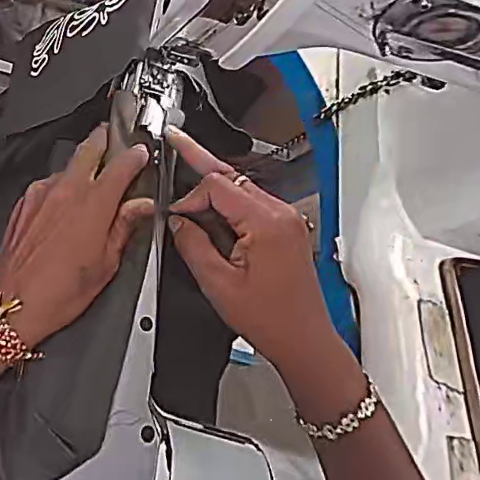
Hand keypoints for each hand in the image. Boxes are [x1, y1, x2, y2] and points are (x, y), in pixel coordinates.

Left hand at [0, 125, 154, 347]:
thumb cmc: (58, 292)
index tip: (143, 155)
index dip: (136, 156)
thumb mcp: (106, 264)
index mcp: (94, 203)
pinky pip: (49, 183)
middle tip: (117, 141)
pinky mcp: (25, 201)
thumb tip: (141, 207)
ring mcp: (42, 192)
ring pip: (68, 165)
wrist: (10, 303)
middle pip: (90, 146)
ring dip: (82, 165)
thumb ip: (124, 226)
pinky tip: (66, 205)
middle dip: (105, 139)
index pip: (122, 164)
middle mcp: (67, 190)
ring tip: (93, 181)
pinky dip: (62, 185)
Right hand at [163, 126, 341, 375]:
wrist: (304, 339)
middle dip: (200, 162)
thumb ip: (194, 245)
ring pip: (242, 188)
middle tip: (176, 140)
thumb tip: (178, 222)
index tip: (175, 215)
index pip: (218, 185)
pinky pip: (253, 204)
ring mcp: (287, 220)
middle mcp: (281, 213)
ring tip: (189, 181)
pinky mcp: (286, 229)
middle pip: (232, 177)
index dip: (190, 197)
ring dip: (214, 190)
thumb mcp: (219, 284)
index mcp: (266, 222)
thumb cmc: (272, 319)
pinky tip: (212, 215)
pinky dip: (229, 205)